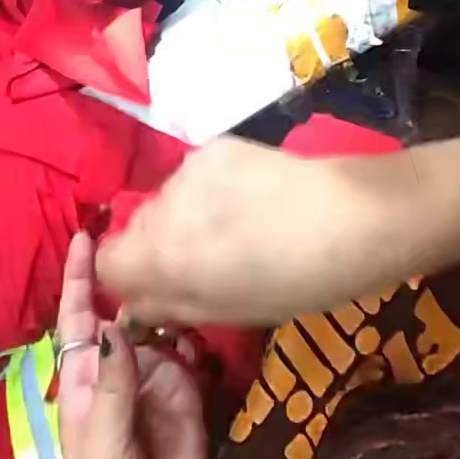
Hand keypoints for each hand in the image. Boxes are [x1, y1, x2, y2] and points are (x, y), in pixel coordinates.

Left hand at [57, 233, 207, 458]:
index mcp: (83, 377)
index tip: (84, 235)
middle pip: (121, 312)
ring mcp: (153, 378)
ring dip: (165, 301)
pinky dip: (191, 331)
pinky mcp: (186, 392)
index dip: (78, 277)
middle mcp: (118, 368)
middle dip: (130, 279)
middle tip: (150, 237)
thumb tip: (115, 323)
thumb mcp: (102, 439)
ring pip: (157, 325)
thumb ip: (112, 382)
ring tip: (179, 270)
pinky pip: (187, 351)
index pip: (77, 316)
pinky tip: (198, 314)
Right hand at [97, 138, 437, 325]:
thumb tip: (129, 302)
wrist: (353, 217)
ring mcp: (188, 169)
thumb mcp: (227, 311)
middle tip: (206, 259)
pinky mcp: (212, 147)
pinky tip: (245, 200)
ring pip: (164, 200)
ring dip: (183, 217)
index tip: (159, 284)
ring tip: (233, 226)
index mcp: (165, 256)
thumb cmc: (296, 283)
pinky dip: (205, 192)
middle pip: (135, 227)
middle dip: (158, 246)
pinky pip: (190, 178)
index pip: (106, 261)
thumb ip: (166, 304)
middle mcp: (164, 206)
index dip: (127, 277)